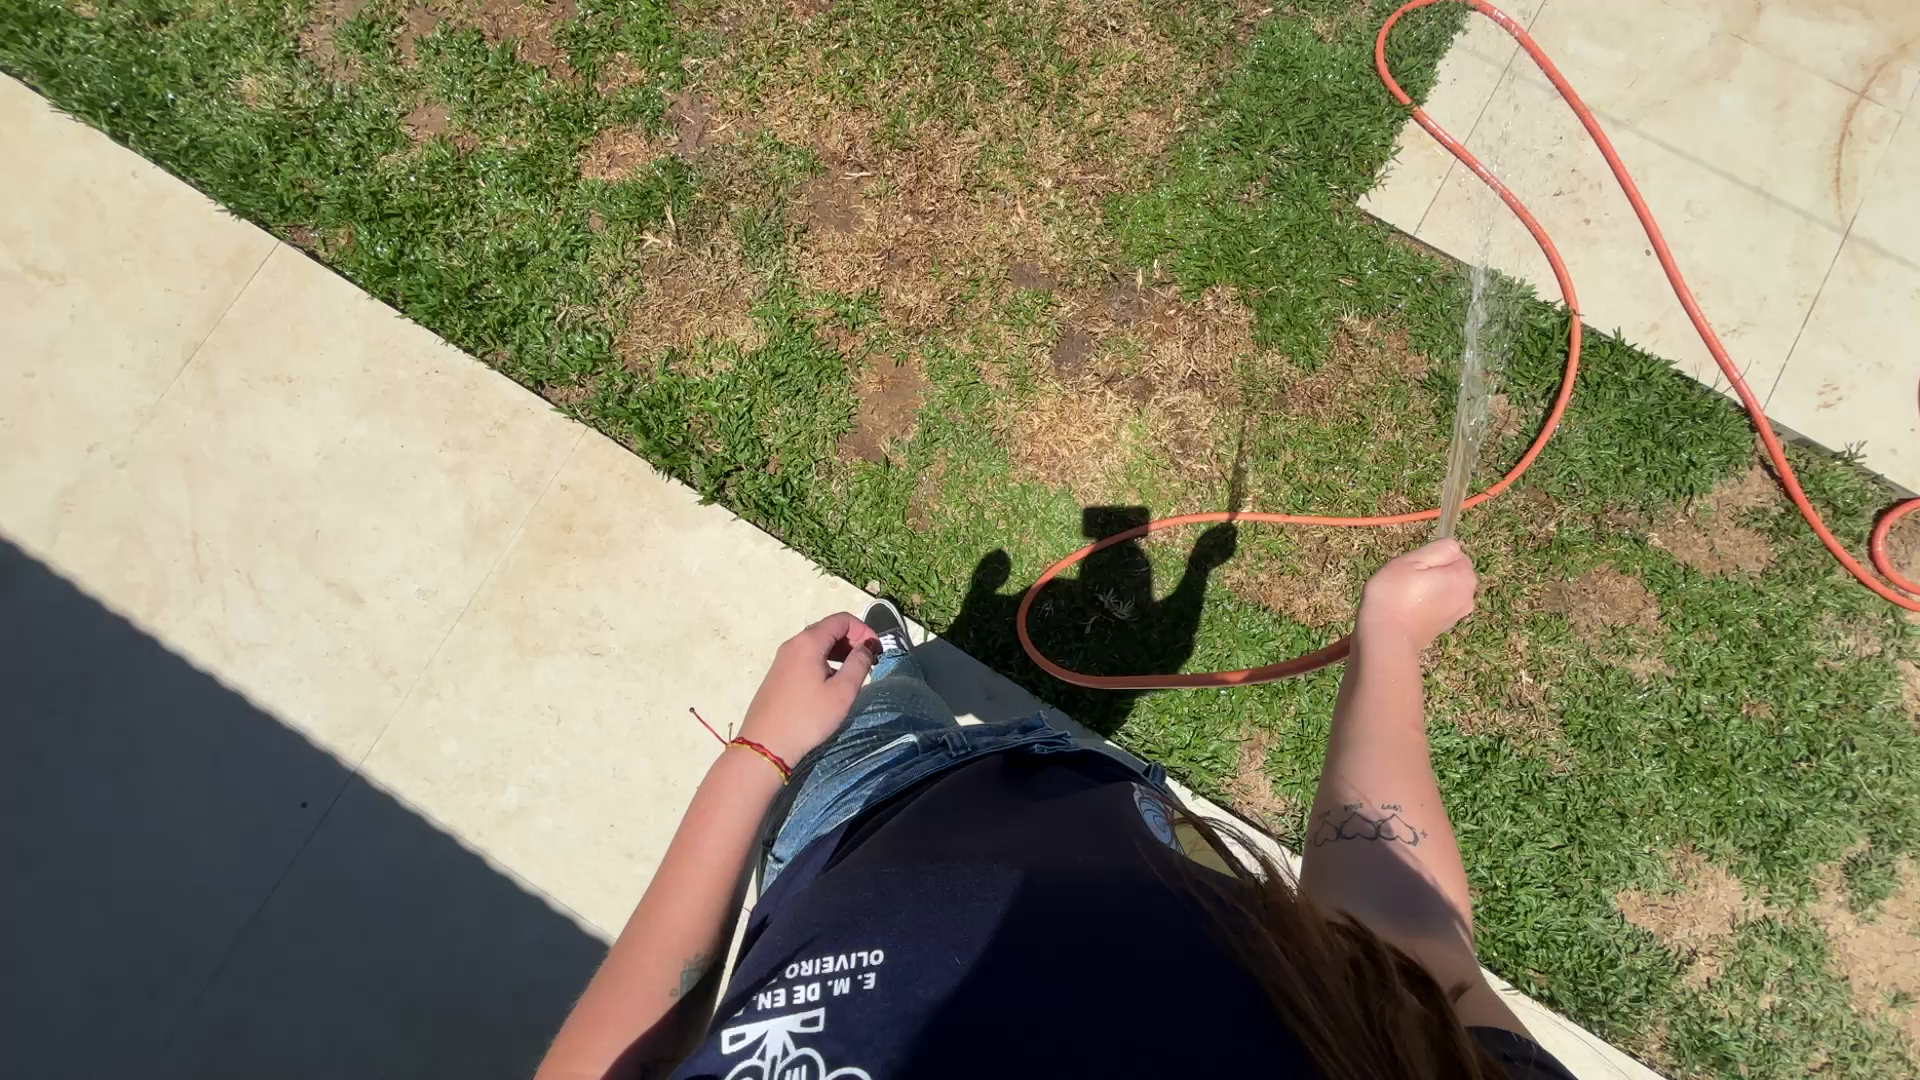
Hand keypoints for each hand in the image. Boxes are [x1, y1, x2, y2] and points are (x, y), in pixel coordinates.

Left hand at [735, 613, 880, 767]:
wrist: (765, 745)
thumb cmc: (807, 717)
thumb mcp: (842, 692)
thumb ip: (859, 664)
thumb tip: (866, 647)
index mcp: (809, 642)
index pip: (842, 619)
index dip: (864, 629)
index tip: (877, 650)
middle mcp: (793, 644)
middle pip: (829, 629)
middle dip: (853, 640)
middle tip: (869, 662)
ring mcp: (783, 659)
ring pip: (818, 644)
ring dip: (840, 652)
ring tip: (855, 673)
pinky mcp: (779, 674)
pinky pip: (807, 657)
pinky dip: (826, 661)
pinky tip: (833, 683)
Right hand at [1356, 538, 1476, 651]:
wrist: (1386, 638)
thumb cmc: (1394, 595)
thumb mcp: (1411, 561)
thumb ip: (1437, 550)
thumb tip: (1453, 547)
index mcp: (1463, 577)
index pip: (1455, 554)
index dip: (1432, 557)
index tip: (1412, 567)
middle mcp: (1468, 596)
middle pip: (1450, 573)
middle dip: (1431, 573)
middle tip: (1405, 580)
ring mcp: (1457, 614)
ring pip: (1443, 589)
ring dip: (1427, 589)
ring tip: (1402, 596)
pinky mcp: (1443, 627)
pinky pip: (1436, 605)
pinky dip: (1424, 605)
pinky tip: (1405, 610)